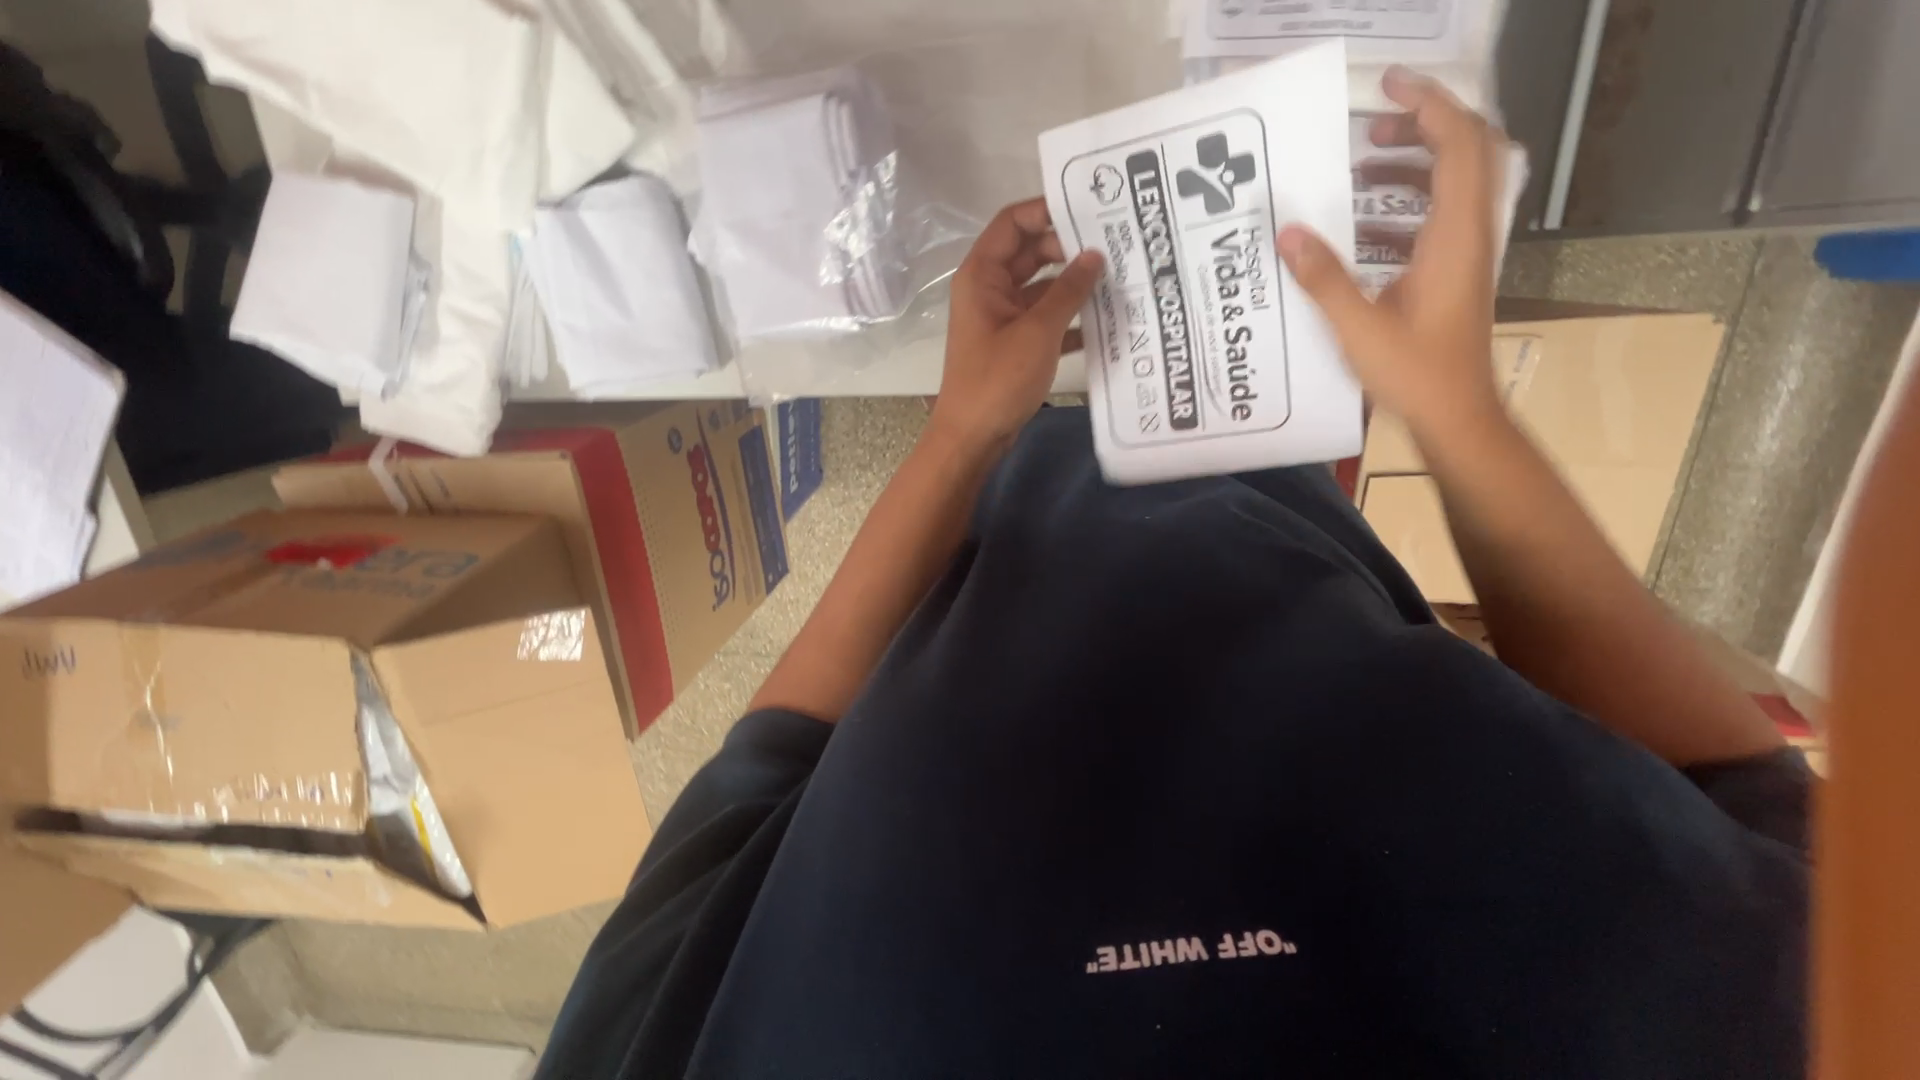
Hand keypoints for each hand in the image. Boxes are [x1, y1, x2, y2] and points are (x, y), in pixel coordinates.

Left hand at [933, 198, 1103, 454]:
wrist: (973, 436)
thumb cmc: (998, 379)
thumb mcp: (1038, 331)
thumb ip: (1068, 290)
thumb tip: (1094, 255)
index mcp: (983, 275)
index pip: (1013, 223)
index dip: (1047, 210)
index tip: (1090, 209)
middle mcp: (990, 289)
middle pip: (1031, 252)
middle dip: (1069, 247)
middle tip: (1115, 244)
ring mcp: (1002, 317)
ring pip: (1042, 287)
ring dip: (1075, 285)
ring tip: (1120, 278)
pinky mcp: (1015, 344)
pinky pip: (1046, 319)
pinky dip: (1071, 319)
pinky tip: (1106, 322)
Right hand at [1278, 67, 1510, 442]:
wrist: (1456, 416)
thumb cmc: (1414, 374)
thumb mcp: (1358, 327)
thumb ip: (1323, 277)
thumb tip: (1287, 232)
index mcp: (1454, 237)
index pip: (1457, 144)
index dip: (1427, 103)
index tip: (1385, 86)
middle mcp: (1468, 235)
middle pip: (1466, 152)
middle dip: (1421, 126)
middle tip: (1370, 125)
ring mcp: (1464, 256)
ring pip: (1452, 185)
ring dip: (1410, 165)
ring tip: (1358, 167)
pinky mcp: (1452, 276)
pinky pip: (1435, 220)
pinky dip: (1402, 208)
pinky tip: (1357, 228)